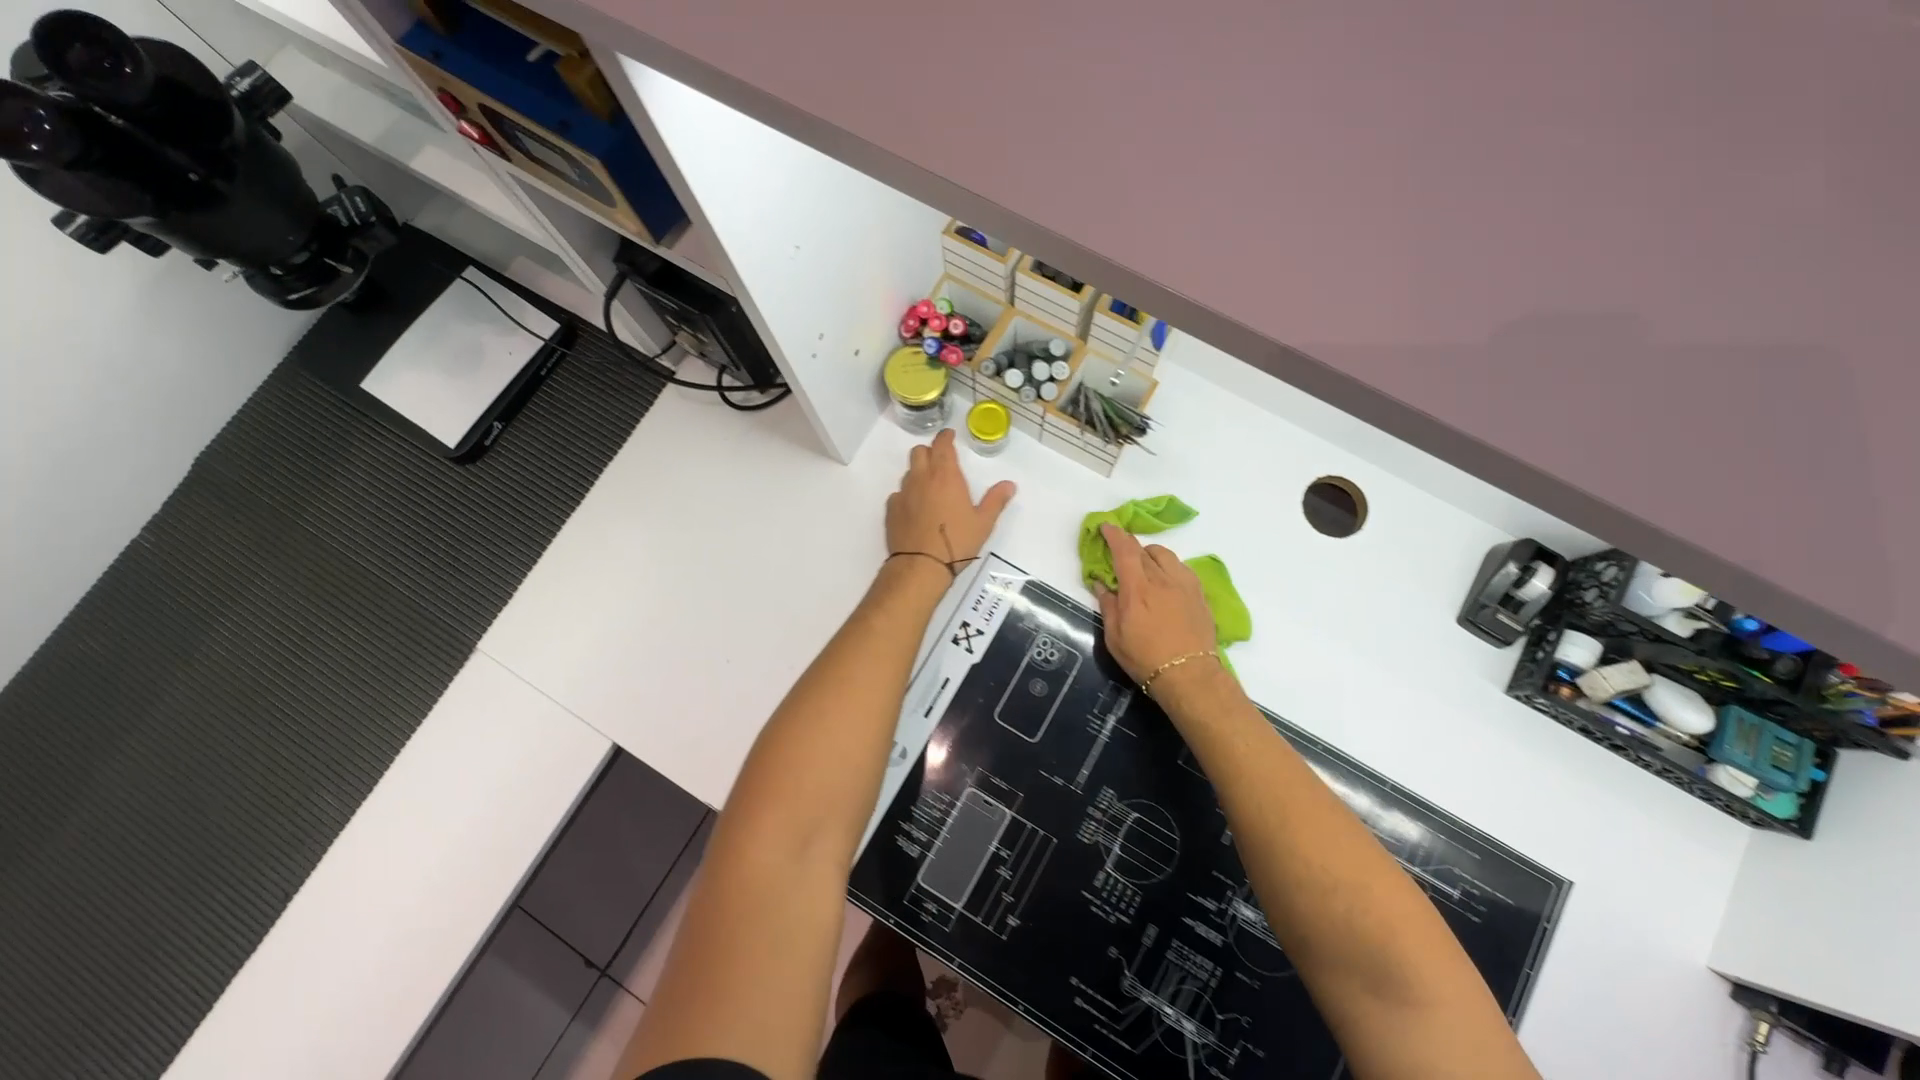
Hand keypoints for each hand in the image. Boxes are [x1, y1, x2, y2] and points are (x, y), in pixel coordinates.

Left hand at [886, 429, 1016, 571]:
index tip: (949, 435)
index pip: (942, 445)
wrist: (921, 565)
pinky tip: (914, 508)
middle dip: (929, 451)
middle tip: (940, 461)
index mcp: (946, 476)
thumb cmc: (957, 542)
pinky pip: (898, 494)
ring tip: (929, 487)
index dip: (945, 437)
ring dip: (918, 472)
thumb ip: (996, 500)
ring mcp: (903, 493)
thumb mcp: (983, 522)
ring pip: (908, 472)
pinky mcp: (891, 510)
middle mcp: (922, 478)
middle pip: (919, 452)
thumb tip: (1009, 484)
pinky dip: (907, 495)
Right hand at [1093, 524, 1217, 684]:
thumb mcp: (1114, 637)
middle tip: (1119, 555)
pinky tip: (1165, 580)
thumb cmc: (1145, 659)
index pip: (1124, 549)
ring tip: (1143, 567)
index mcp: (1137, 588)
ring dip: (1150, 555)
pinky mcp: (1199, 593)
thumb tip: (1101, 585)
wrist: (1189, 675)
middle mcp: (1162, 579)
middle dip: (1129, 546)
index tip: (1106, 527)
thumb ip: (1108, 606)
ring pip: (1165, 555)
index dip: (1114, 534)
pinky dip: (1168, 566)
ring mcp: (1184, 584)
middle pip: (1144, 550)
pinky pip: (1182, 568)